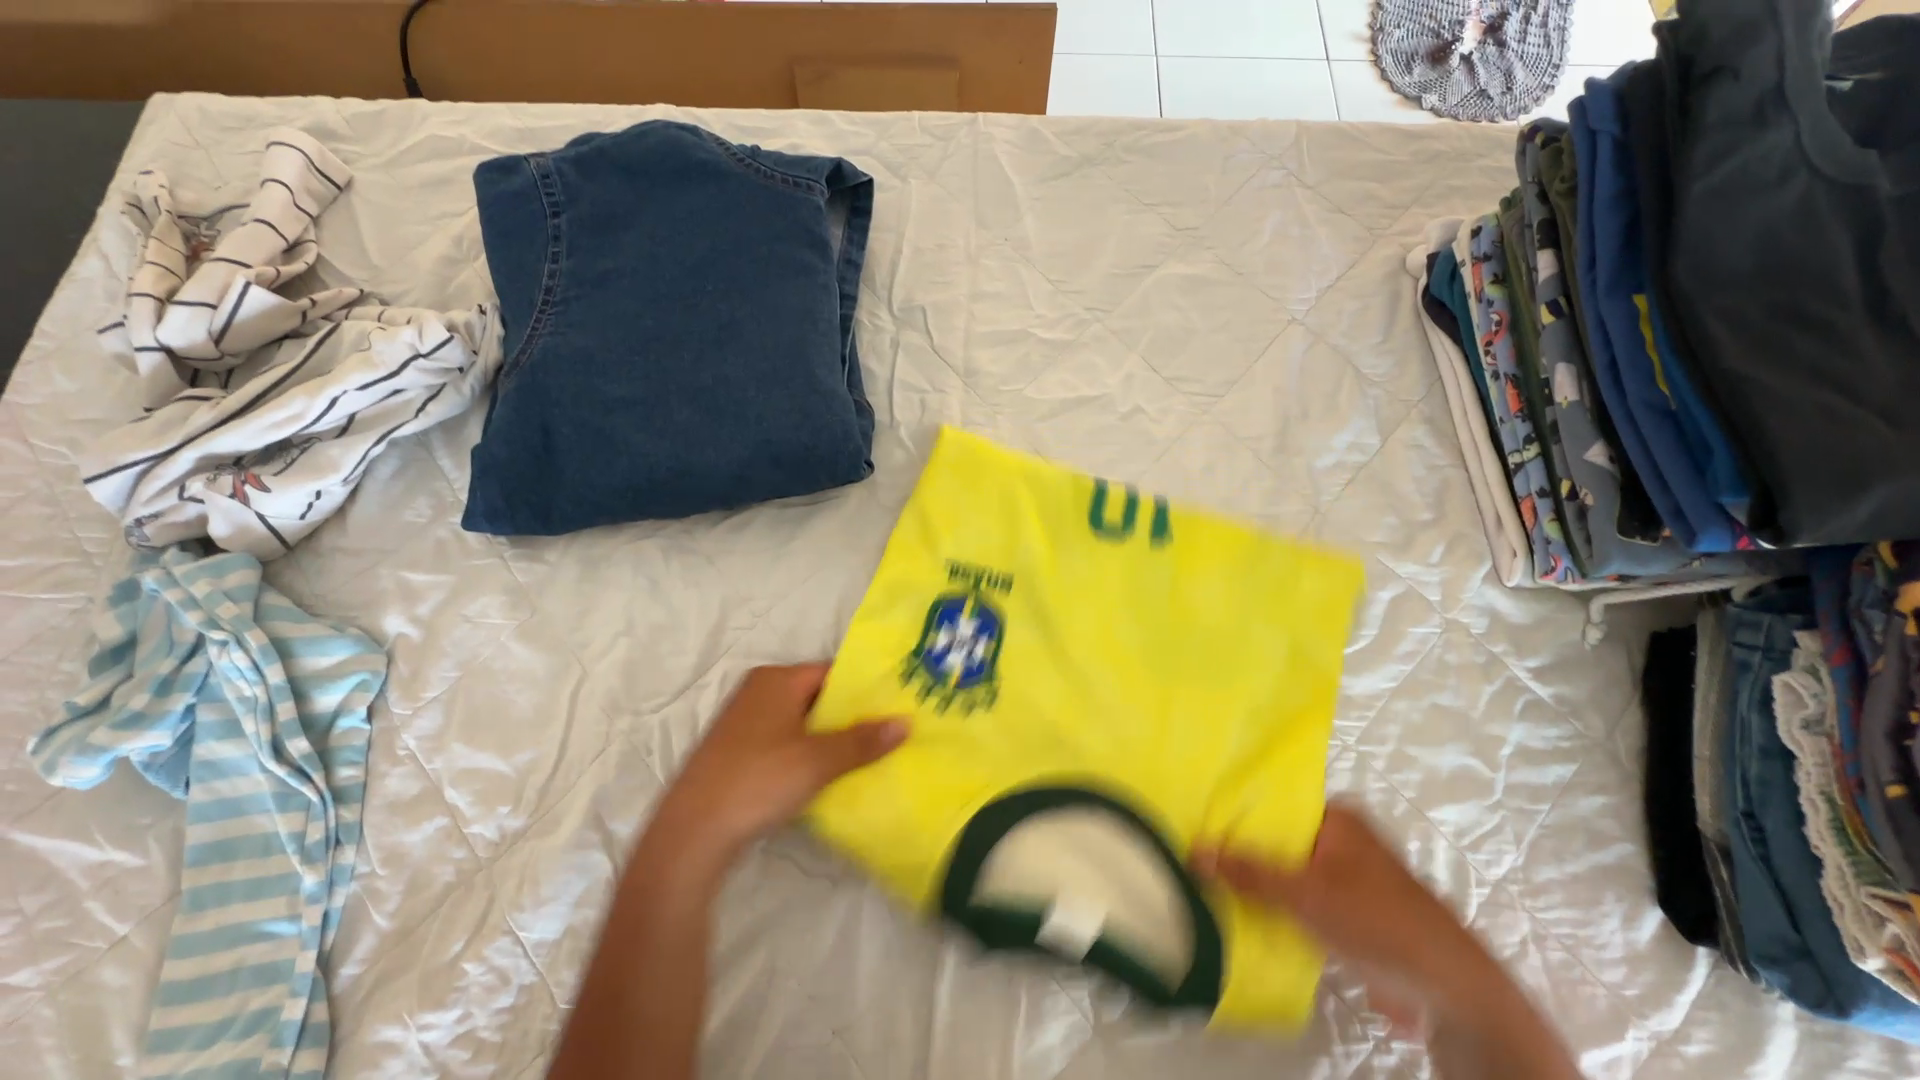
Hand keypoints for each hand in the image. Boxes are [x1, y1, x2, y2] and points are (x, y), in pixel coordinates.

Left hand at [647, 663, 906, 876]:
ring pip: (801, 723)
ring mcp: (744, 722)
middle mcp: (758, 691)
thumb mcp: (818, 761)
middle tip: (890, 735)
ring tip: (869, 758)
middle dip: (851, 718)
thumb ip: (863, 741)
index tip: (897, 708)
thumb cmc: (758, 781)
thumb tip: (905, 722)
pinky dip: (806, 755)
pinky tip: (827, 778)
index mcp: (776, 679)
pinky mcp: (737, 752)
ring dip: (830, 740)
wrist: (693, 830)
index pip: (833, 673)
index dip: (866, 690)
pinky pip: (784, 744)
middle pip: (818, 698)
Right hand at [1190, 802, 1506, 1035]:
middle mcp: (1341, 842)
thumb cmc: (1379, 923)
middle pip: (1276, 843)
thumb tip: (1192, 849)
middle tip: (1187, 862)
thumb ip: (1248, 872)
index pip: (1272, 805)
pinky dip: (1277, 916)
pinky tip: (1241, 924)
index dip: (1231, 815)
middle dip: (1238, 856)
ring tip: (1203, 891)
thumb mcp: (1306, 894)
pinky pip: (1300, 909)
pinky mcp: (1351, 920)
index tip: (1189, 826)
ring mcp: (1347, 883)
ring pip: (1286, 879)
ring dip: (1256, 891)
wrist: (1450, 991)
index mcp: (1337, 819)